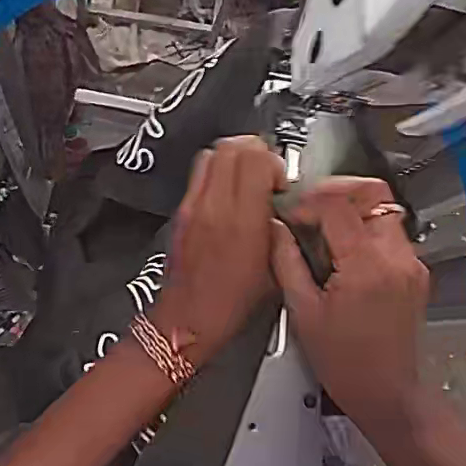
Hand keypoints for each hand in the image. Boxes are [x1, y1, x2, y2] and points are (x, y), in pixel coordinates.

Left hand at [150, 136, 285, 366]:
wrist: (189, 318)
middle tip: (267, 171)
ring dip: (234, 157)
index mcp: (243, 221)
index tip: (281, 180)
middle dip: (255, 152)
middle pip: (232, 147)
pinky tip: (229, 193)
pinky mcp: (182, 211)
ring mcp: (194, 206)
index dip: (274, 162)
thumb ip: (281, 230)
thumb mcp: (273, 270)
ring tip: (247, 176)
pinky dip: (217, 171)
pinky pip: (200, 173)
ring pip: (212, 154)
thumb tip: (283, 205)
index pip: (255, 159)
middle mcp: (214, 207)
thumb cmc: (230, 303)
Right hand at [269, 177, 428, 428]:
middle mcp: (396, 259)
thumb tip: (276, 231)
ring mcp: (410, 264)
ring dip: (351, 211)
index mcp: (366, 267)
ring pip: (383, 210)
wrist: (387, 393)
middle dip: (337, 193)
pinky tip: (343, 253)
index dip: (309, 202)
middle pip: (372, 194)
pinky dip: (364, 231)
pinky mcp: (414, 272)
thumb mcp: (304, 312)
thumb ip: (286, 263)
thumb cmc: (348, 365)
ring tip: (324, 232)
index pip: (338, 206)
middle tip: (311, 206)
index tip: (291, 215)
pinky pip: (390, 234)